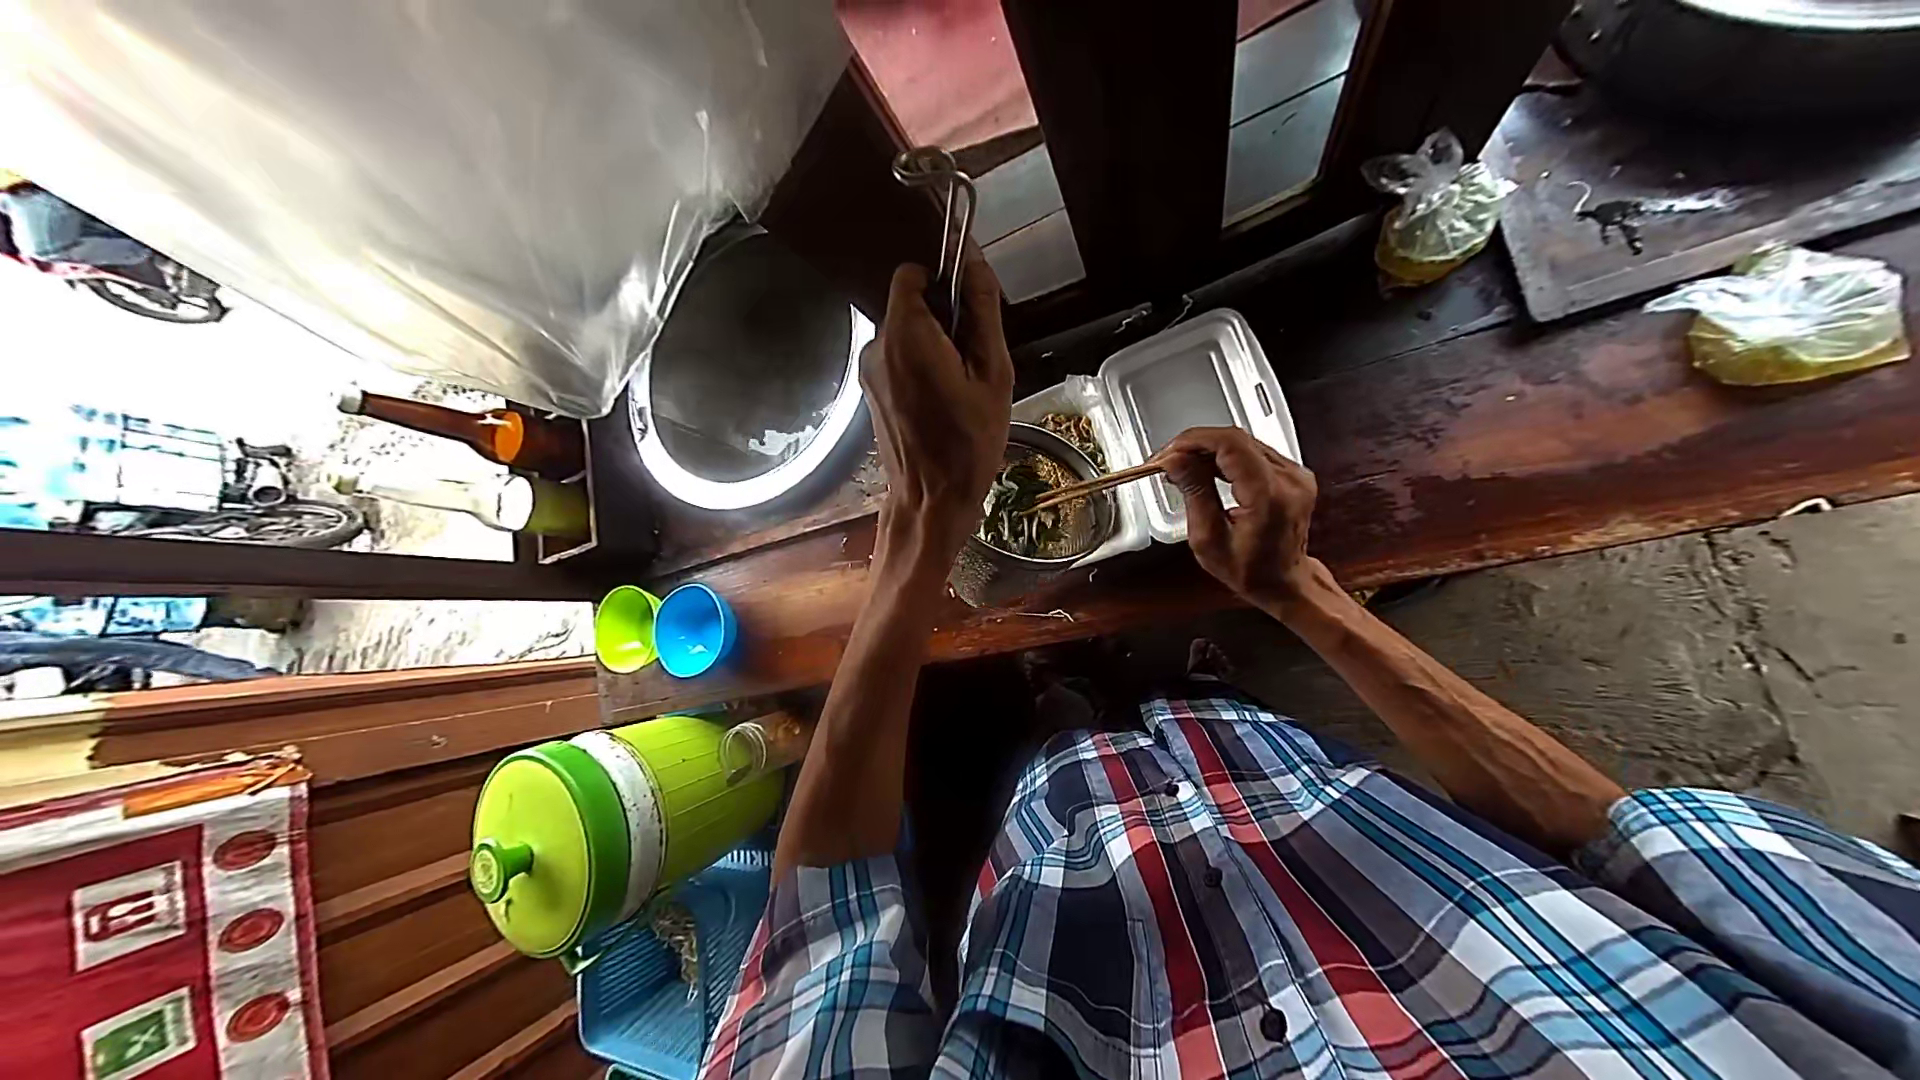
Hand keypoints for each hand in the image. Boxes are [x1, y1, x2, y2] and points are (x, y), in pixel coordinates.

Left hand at [860, 247, 1013, 564]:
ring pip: (906, 336)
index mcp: (907, 335)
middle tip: (974, 362)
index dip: (943, 281)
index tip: (969, 308)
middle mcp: (878, 347)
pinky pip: (898, 362)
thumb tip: (975, 264)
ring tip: (960, 388)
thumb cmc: (968, 444)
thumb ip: (983, 312)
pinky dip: (920, 369)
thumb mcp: (993, 375)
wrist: (931, 501)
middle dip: (943, 321)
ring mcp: (870, 372)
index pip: (912, 273)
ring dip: (934, 348)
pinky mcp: (871, 392)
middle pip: (910, 306)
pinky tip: (942, 402)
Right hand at [1161, 426, 1318, 608]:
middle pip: (1235, 439)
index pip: (1230, 445)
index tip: (1167, 454)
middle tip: (1166, 461)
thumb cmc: (1249, 571)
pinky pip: (1251, 452)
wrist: (1284, 583)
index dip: (1193, 442)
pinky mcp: (1290, 474)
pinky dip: (1222, 456)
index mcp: (1269, 495)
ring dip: (1207, 449)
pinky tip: (1203, 469)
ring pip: (1242, 442)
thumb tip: (1174, 460)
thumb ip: (1194, 493)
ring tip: (1180, 468)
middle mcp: (1288, 478)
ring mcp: (1294, 474)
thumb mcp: (1208, 538)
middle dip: (1195, 445)